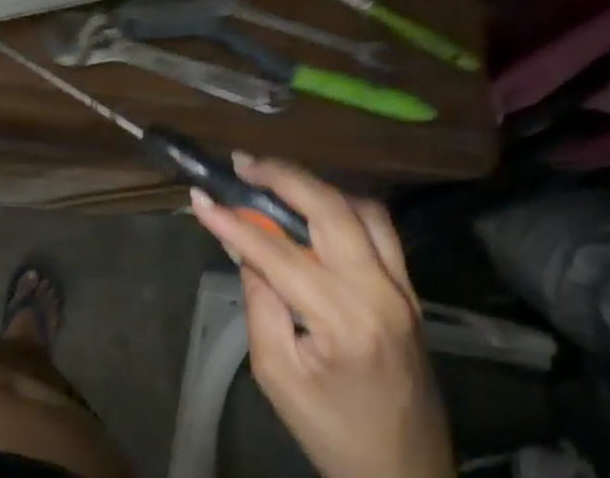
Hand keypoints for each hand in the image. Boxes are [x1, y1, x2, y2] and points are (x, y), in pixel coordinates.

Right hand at [190, 155, 452, 477]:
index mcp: (345, 321)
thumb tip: (243, 245)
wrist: (405, 472)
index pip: (280, 253)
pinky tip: (313, 210)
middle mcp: (381, 293)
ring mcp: (404, 289)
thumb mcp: (277, 373)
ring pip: (364, 210)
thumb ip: (260, 302)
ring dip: (318, 188)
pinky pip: (380, 231)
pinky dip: (343, 208)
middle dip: (284, 177)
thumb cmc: (331, 430)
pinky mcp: (411, 292)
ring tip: (276, 182)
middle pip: (332, 210)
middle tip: (242, 163)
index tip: (199, 196)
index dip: (234, 221)